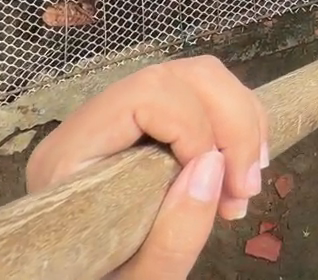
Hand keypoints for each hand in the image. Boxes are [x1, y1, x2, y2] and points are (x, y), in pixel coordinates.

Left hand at [27, 56, 268, 278]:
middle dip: (233, 123)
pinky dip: (241, 126)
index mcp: (70, 154)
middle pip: (184, 77)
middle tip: (247, 186)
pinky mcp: (158, 121)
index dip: (196, 126)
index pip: (146, 95)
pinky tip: (241, 169)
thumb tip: (214, 166)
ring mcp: (129, 114)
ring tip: (247, 184)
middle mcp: (97, 120)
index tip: (221, 181)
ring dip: (243, 124)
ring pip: (204, 80)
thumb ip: (170, 240)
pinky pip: (211, 97)